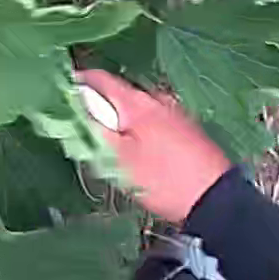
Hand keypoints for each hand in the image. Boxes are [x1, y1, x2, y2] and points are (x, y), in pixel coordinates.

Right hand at [78, 69, 230, 223]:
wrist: (217, 201)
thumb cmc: (163, 180)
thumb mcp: (120, 159)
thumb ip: (94, 132)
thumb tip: (73, 111)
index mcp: (136, 102)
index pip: (99, 78)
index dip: (77, 82)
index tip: (61, 95)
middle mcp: (156, 99)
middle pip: (116, 94)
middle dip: (97, 107)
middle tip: (81, 128)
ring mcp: (173, 113)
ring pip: (133, 109)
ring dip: (117, 120)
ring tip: (107, 144)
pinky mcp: (184, 129)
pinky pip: (150, 120)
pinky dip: (135, 129)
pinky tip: (135, 151)